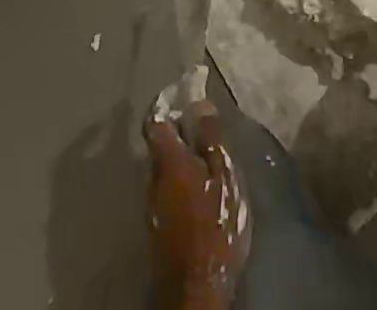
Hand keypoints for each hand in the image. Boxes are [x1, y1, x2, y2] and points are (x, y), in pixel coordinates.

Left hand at [143, 103, 250, 309]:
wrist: (197, 284)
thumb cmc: (216, 224)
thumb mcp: (224, 176)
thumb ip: (211, 139)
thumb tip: (200, 103)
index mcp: (168, 162)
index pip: (155, 122)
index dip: (166, 104)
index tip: (182, 91)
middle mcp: (152, 179)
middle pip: (160, 145)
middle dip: (179, 133)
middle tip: (204, 128)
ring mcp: (152, 203)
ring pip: (164, 167)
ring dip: (182, 158)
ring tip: (207, 158)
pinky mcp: (158, 223)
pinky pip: (168, 188)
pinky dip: (182, 179)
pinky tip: (201, 187)